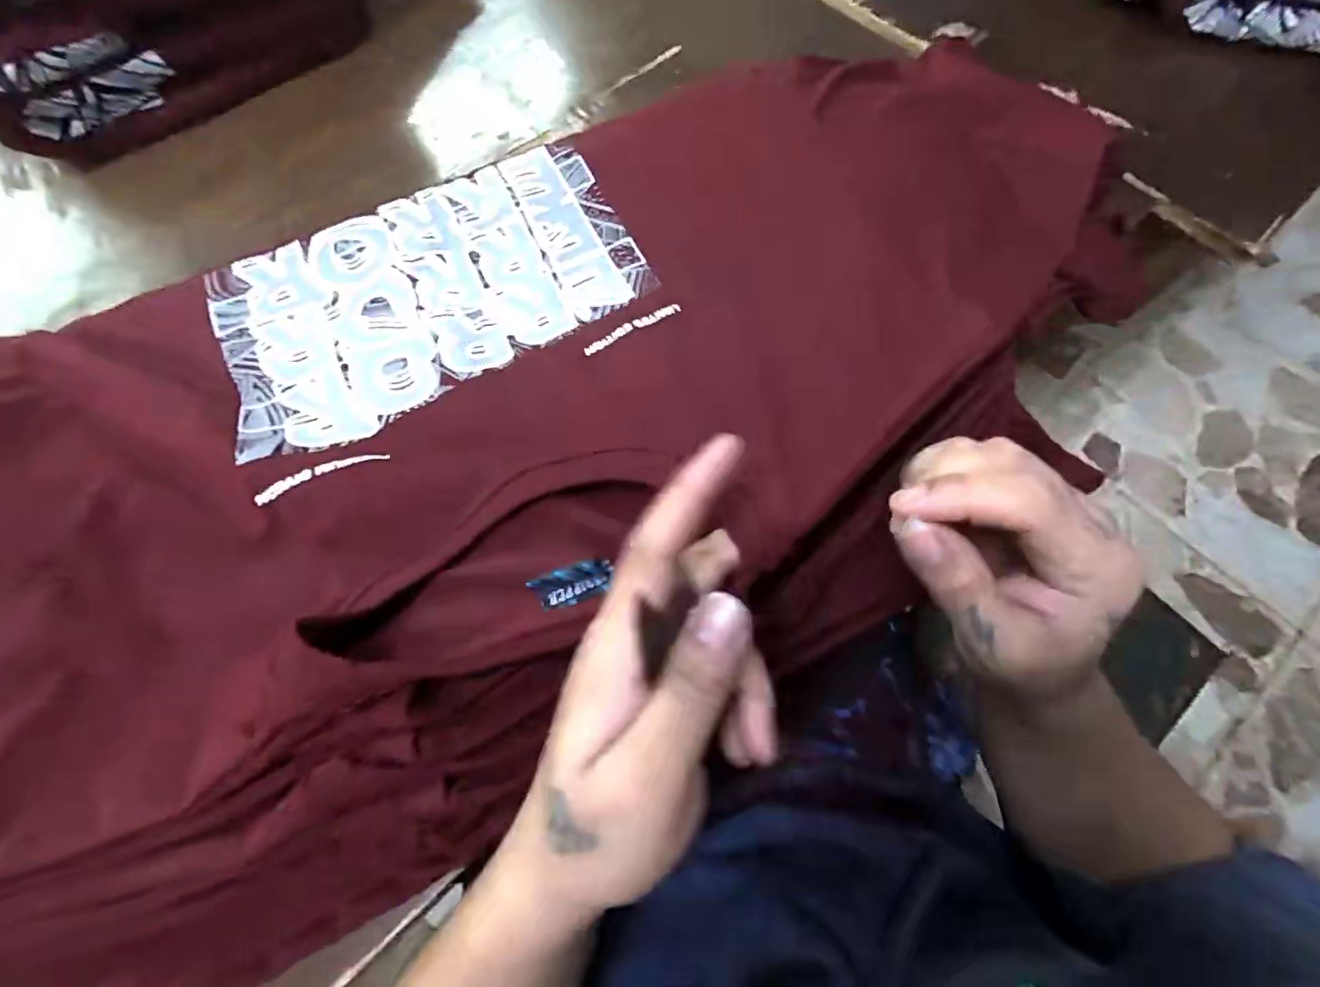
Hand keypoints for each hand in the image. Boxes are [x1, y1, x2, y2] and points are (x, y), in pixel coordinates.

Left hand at [482, 434, 777, 930]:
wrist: (570, 876)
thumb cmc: (596, 827)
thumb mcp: (650, 767)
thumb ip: (691, 685)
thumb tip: (733, 598)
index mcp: (616, 642)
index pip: (653, 549)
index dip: (688, 492)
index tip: (727, 444)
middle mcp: (634, 637)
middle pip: (704, 592)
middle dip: (740, 640)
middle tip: (749, 710)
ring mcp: (654, 661)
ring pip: (723, 633)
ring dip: (747, 688)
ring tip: (747, 757)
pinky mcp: (671, 687)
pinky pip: (721, 667)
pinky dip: (743, 703)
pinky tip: (746, 754)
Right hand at [888, 437, 1142, 701]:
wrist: (1042, 675)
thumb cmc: (1021, 668)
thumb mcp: (988, 642)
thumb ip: (955, 582)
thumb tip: (909, 523)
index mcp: (1096, 565)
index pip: (1031, 503)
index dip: (960, 494)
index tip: (900, 506)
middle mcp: (1092, 521)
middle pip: (1017, 466)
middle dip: (948, 477)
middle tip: (901, 509)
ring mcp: (1067, 502)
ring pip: (1002, 453)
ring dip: (945, 466)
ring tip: (912, 502)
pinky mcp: (1036, 494)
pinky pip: (990, 461)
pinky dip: (948, 468)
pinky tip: (928, 495)